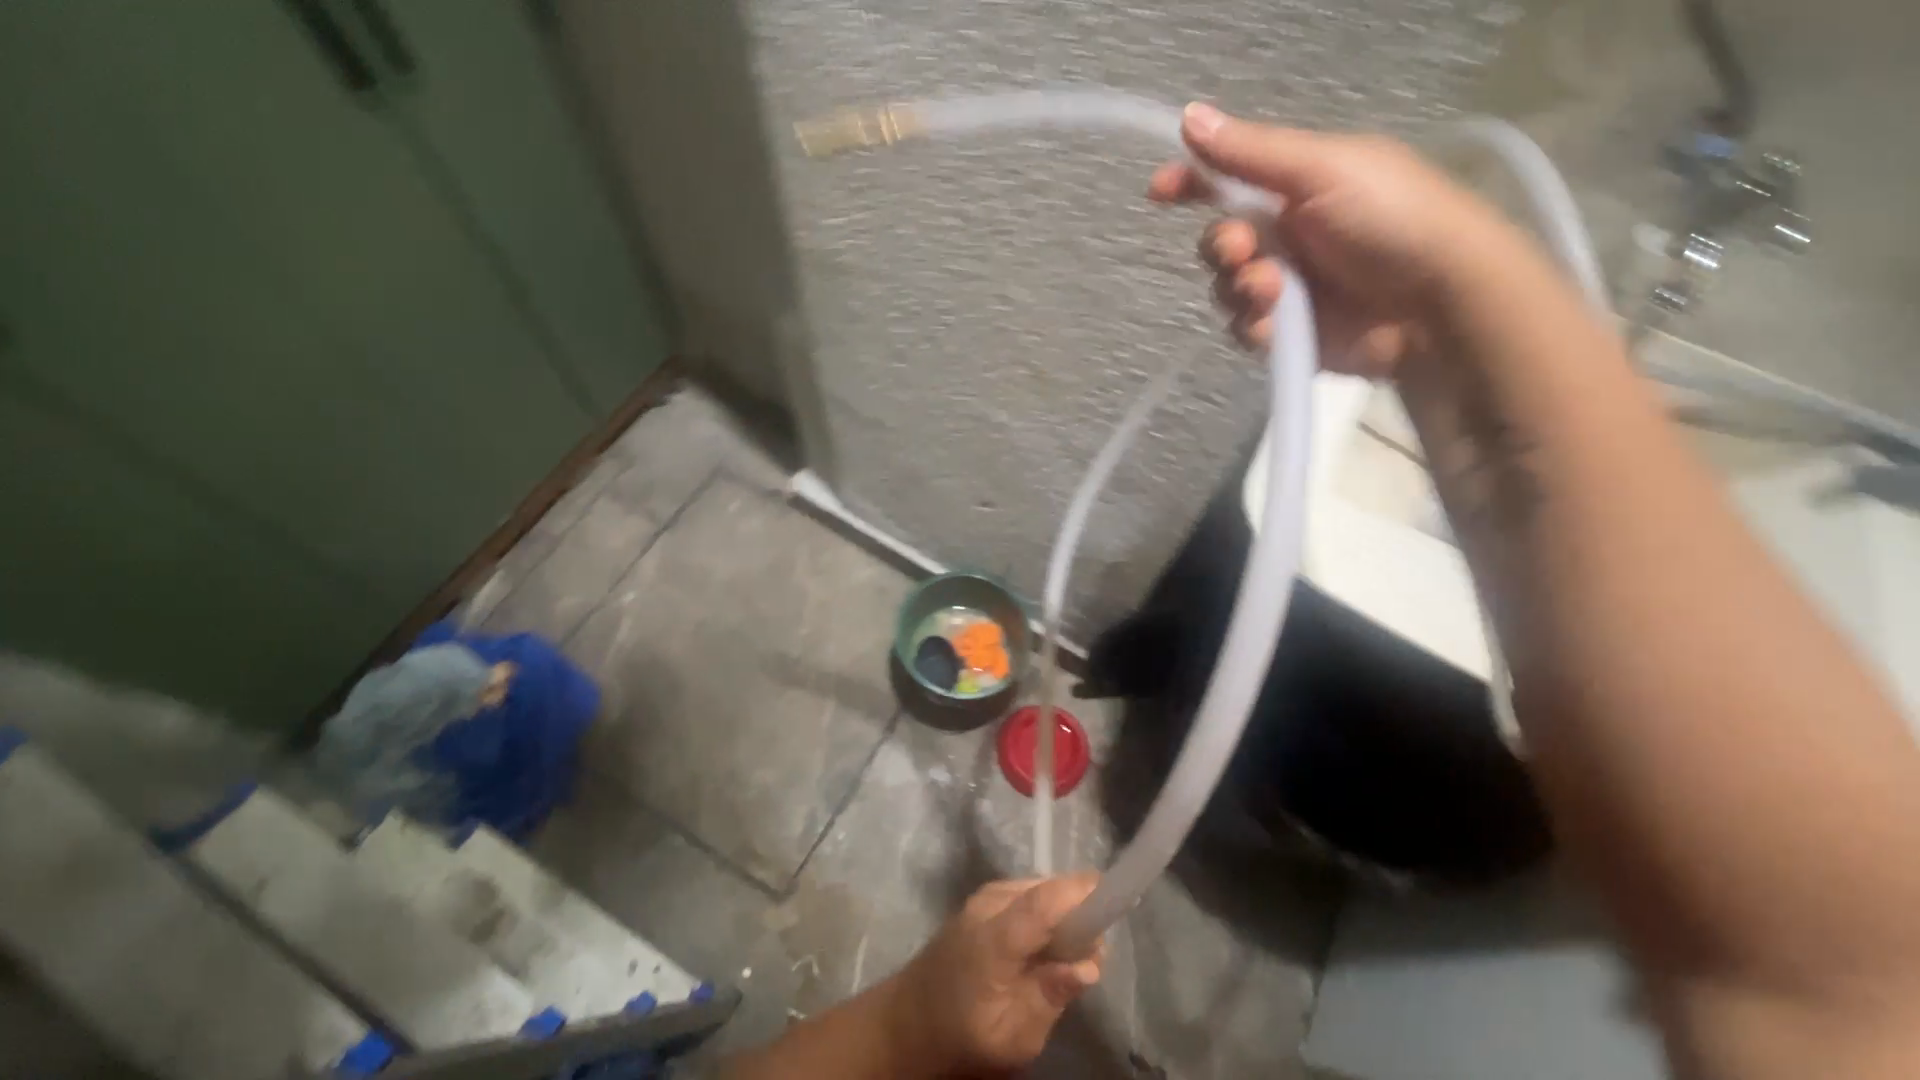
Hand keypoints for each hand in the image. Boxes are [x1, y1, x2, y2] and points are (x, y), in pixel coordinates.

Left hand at [891, 874, 1103, 1071]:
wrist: (904, 1024)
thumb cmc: (959, 1038)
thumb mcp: (1011, 1039)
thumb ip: (1049, 999)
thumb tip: (1087, 965)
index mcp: (995, 936)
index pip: (1047, 898)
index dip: (1087, 892)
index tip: (1123, 899)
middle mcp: (990, 903)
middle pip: (1052, 889)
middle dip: (1080, 918)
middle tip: (1082, 966)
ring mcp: (984, 897)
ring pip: (1043, 890)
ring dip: (1062, 920)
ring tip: (1056, 967)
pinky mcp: (983, 901)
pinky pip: (1029, 897)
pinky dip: (1045, 918)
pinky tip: (1037, 955)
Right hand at [1148, 102, 1515, 377]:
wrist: (1438, 303)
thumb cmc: (1391, 218)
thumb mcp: (1323, 169)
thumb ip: (1252, 152)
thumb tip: (1188, 117)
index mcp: (1297, 186)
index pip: (1229, 179)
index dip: (1191, 182)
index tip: (1160, 193)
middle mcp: (1287, 235)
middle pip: (1218, 241)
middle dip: (1222, 247)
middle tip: (1245, 253)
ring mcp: (1288, 287)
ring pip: (1225, 289)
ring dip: (1238, 289)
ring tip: (1273, 292)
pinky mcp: (1290, 333)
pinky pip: (1244, 329)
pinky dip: (1254, 326)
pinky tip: (1277, 324)